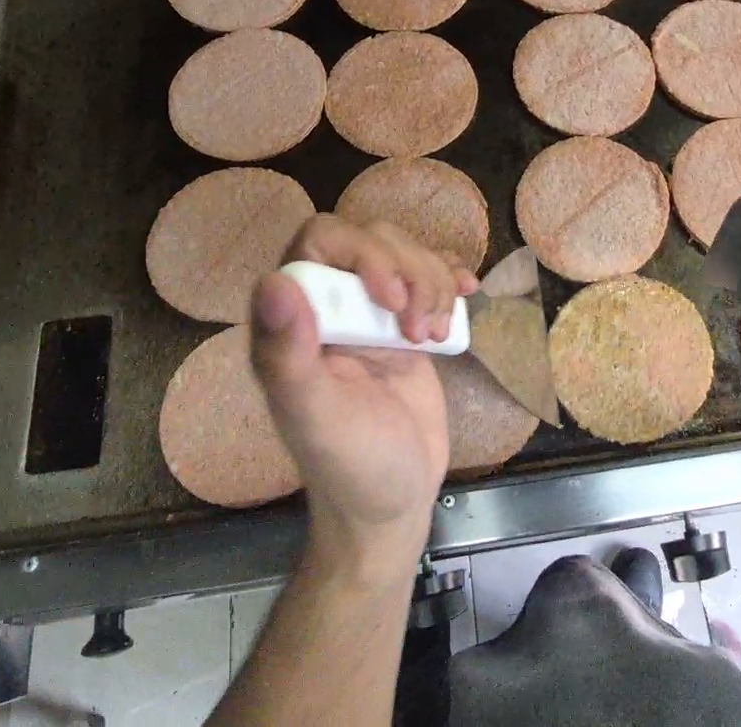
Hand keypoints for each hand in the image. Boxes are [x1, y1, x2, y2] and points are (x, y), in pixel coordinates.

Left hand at [251, 215, 479, 567]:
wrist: (396, 501)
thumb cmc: (350, 465)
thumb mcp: (317, 418)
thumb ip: (288, 355)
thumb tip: (273, 282)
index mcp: (295, 319)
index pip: (323, 242)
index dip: (363, 254)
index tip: (392, 299)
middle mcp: (332, 306)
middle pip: (375, 240)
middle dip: (411, 273)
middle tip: (419, 332)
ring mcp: (373, 314)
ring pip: (409, 253)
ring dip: (434, 283)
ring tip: (436, 335)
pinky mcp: (407, 326)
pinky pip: (433, 276)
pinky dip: (454, 277)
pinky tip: (468, 294)